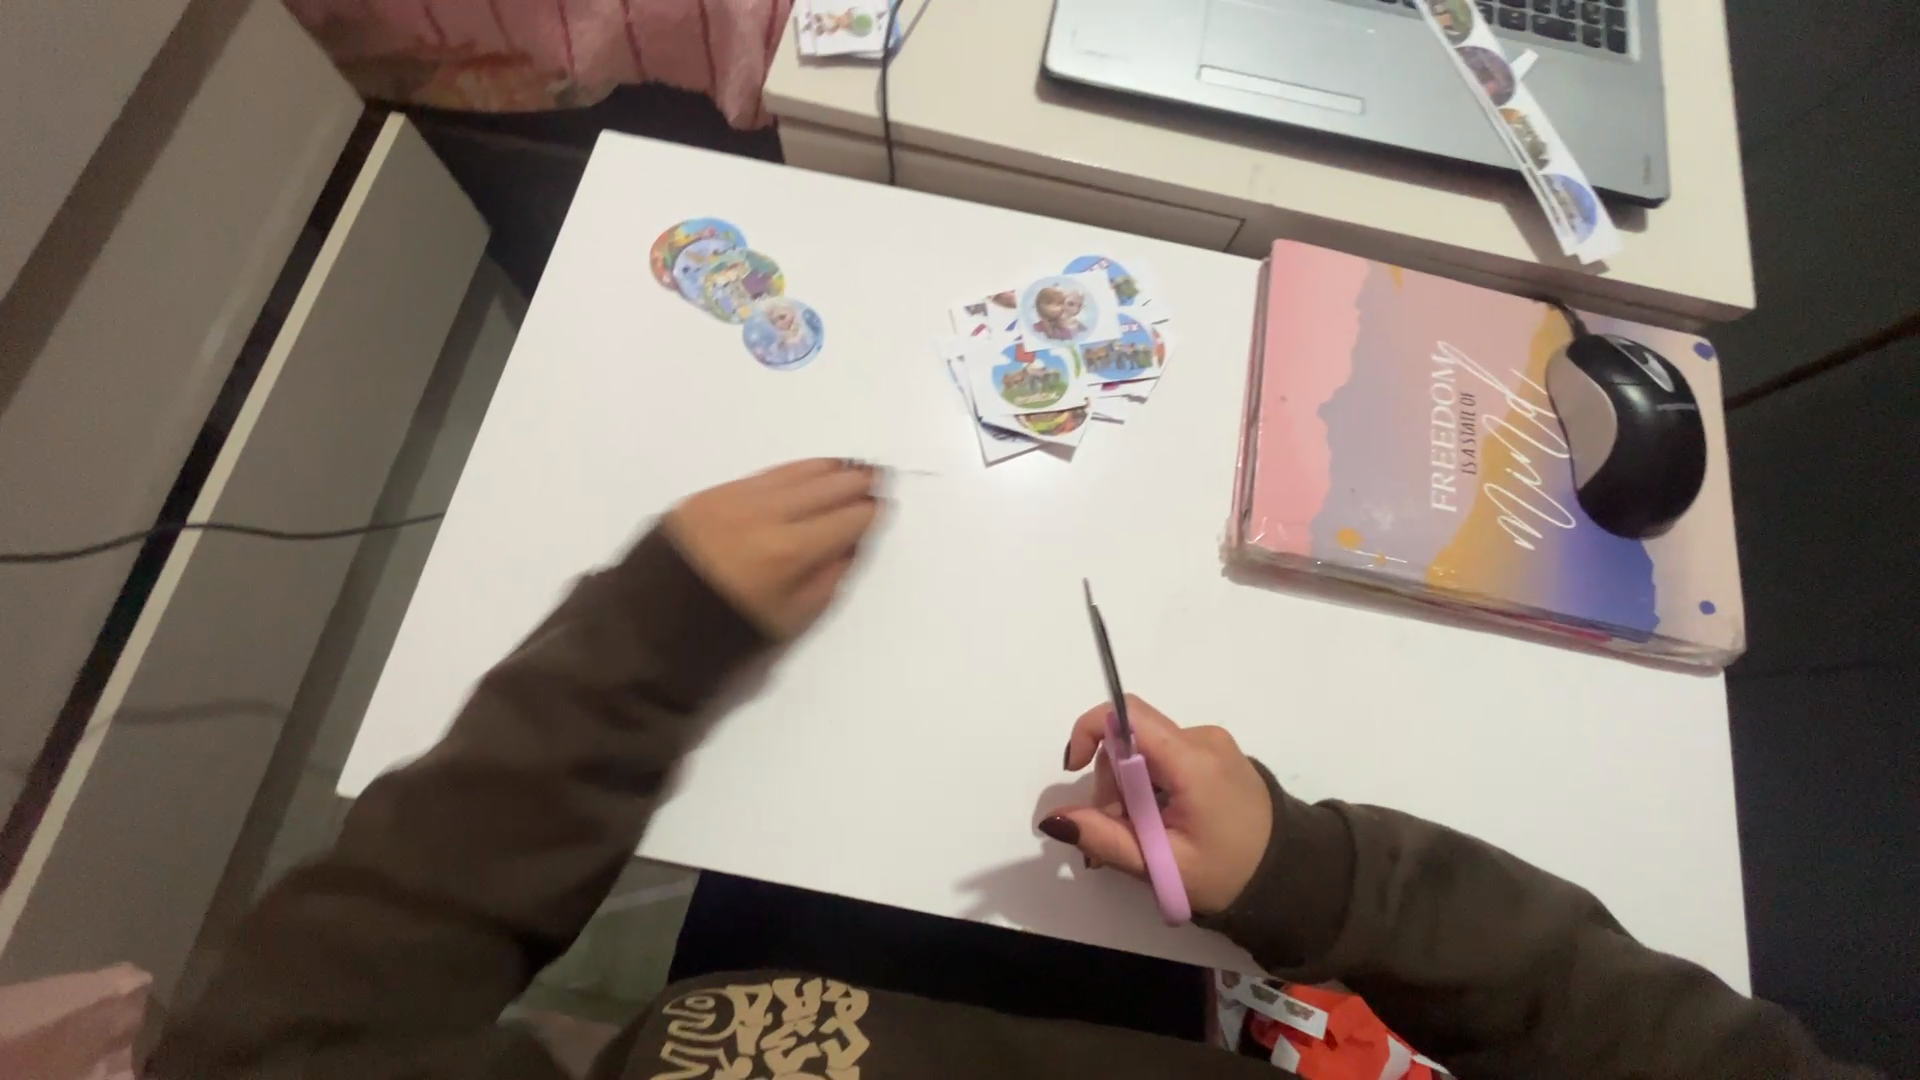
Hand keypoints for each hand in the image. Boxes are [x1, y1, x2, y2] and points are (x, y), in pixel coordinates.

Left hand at [664, 459, 882, 638]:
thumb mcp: (790, 619)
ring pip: (796, 473)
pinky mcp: (714, 493)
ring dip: (828, 469)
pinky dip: (795, 470)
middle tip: (877, 477)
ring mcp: (737, 499)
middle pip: (824, 489)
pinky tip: (810, 469)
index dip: (868, 512)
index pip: (845, 521)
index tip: (882, 507)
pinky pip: (767, 473)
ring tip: (850, 466)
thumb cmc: (726, 632)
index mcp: (789, 553)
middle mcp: (766, 516)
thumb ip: (828, 579)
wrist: (648, 625)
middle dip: (854, 483)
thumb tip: (852, 545)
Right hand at [1039, 696, 1272, 915]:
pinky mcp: (1214, 754)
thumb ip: (1105, 838)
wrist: (1295, 880)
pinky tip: (1156, 824)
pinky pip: (1164, 758)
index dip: (1091, 729)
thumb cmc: (1231, 875)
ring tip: (1139, 837)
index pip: (1128, 714)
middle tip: (1115, 833)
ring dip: (1128, 789)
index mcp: (1192, 760)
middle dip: (1110, 782)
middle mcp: (1201, 738)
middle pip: (1130, 739)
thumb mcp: (1163, 865)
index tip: (1074, 767)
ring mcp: (1211, 744)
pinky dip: (1149, 787)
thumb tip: (1053, 819)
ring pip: (1143, 751)